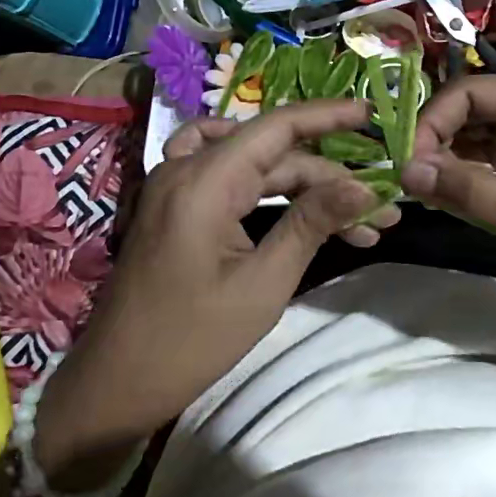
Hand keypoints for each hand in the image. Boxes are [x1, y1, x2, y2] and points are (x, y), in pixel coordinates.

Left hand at [34, 100, 401, 489]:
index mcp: (204, 181)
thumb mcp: (263, 284)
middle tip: (380, 213)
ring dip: (305, 190)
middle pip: (273, 155)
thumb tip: (365, 187)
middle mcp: (186, 169)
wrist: (115, 384)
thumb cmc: (190, 341)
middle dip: (329, 181)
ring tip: (355, 221)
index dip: (327, 116)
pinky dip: (267, 189)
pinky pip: (229, 178)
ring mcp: (175, 186)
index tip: (371, 112)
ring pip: (256, 169)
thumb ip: (312, 224)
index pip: (277, 127)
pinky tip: (297, 200)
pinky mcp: (175, 206)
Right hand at [402, 77, 495, 302]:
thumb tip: (406, 171)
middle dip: (438, 140)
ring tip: (422, 193)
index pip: (478, 91)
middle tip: (408, 182)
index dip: (435, 118)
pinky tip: (447, 199)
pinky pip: (493, 163)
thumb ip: (475, 192)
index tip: (407, 162)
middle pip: (475, 110)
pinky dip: (468, 178)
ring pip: (480, 137)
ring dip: (449, 161)